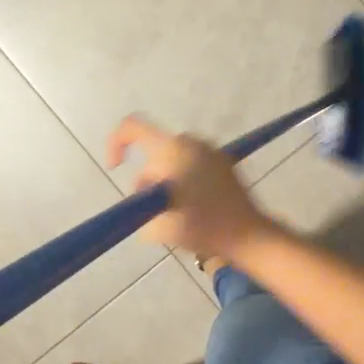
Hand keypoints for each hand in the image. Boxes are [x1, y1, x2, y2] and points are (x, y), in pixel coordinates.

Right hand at [107, 115, 274, 258]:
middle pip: (155, 151)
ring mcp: (211, 150)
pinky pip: (194, 163)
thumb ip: (139, 205)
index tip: (116, 166)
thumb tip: (142, 198)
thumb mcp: (158, 224)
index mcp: (172, 150)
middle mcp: (191, 142)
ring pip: (174, 159)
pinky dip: (186, 179)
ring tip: (176, 212)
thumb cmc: (202, 227)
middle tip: (153, 207)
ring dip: (168, 181)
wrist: (248, 235)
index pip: (132, 127)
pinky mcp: (225, 162)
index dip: (116, 143)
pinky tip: (194, 207)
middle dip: (148, 177)